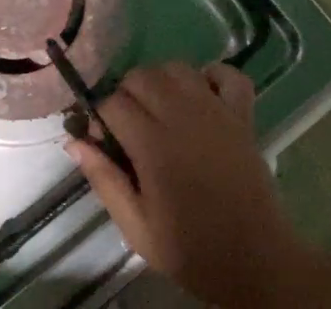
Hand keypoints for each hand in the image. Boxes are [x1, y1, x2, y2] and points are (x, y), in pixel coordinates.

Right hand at [68, 62, 300, 307]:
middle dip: (125, 94)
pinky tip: (201, 96)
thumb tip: (73, 142)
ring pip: (177, 68)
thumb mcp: (137, 228)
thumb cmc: (192, 250)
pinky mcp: (243, 117)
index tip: (103, 142)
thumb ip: (105, 181)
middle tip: (128, 128)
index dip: (99, 118)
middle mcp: (184, 118)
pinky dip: (212, 76)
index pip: (112, 103)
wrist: (257, 263)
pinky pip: (229, 75)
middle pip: (141, 76)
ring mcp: (217, 113)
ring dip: (160, 81)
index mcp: (154, 147)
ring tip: (159, 112)